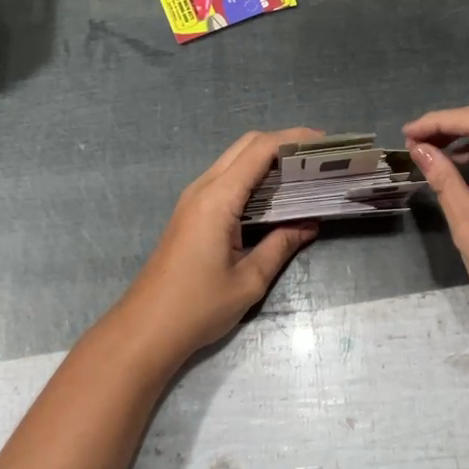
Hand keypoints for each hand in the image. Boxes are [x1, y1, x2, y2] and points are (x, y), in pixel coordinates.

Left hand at [113, 128, 323, 365]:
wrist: (145, 329)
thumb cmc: (197, 307)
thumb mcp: (249, 281)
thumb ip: (280, 246)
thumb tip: (309, 224)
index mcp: (218, 199)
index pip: (259, 150)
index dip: (292, 138)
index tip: (323, 143)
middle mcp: (203, 188)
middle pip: (246, 145)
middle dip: (283, 143)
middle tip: (316, 158)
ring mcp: (193, 198)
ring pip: (234, 160)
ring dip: (266, 159)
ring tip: (301, 173)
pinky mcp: (191, 211)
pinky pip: (226, 178)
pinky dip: (252, 175)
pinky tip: (272, 194)